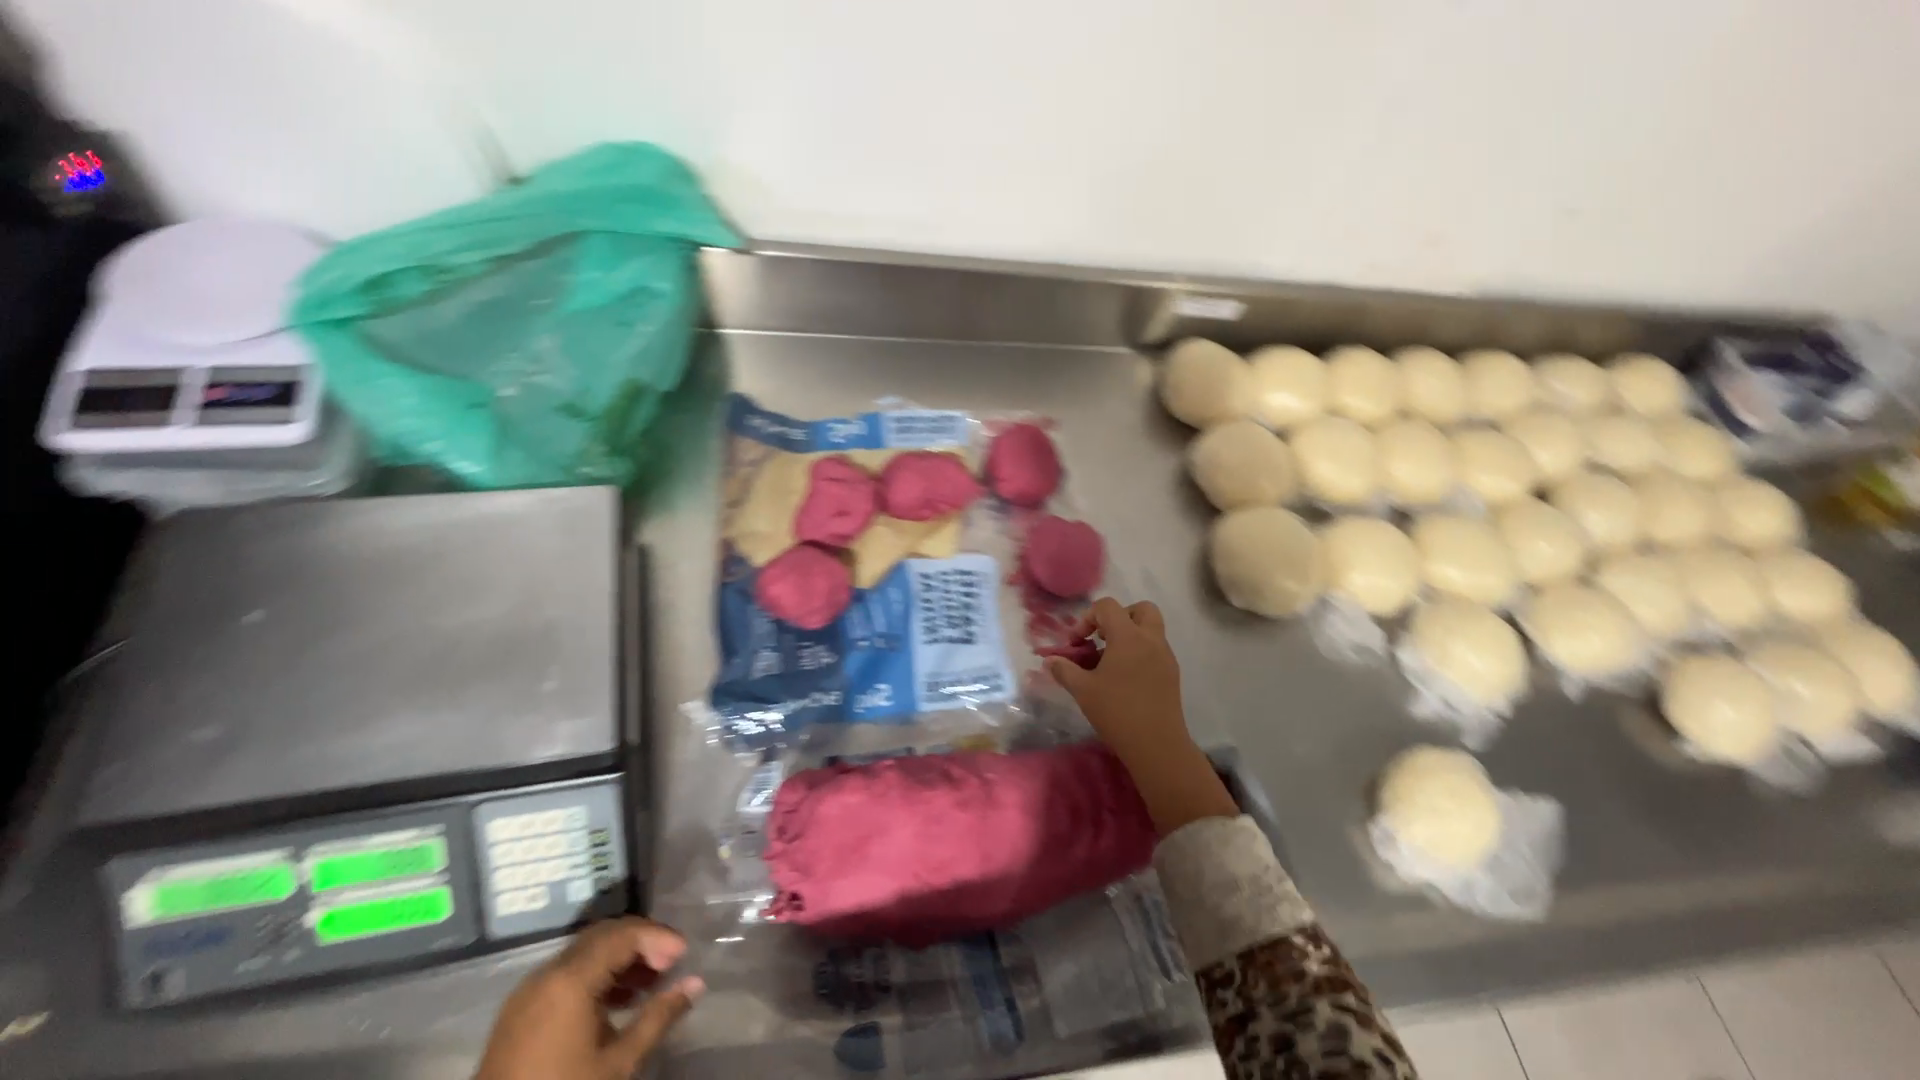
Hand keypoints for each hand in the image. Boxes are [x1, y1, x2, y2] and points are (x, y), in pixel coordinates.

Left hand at [475, 916, 704, 1079]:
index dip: (658, 937)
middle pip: (602, 936)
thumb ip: (658, 1018)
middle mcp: (547, 973)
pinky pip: (565, 974)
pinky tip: (617, 1002)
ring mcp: (529, 990)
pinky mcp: (520, 1009)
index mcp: (571, 981)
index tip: (684, 955)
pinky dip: (596, 975)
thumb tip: (694, 984)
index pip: (622, 935)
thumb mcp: (618, 1064)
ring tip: (650, 984)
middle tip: (671, 965)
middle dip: (641, 943)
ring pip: (583, 953)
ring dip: (619, 958)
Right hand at [1045, 598, 1188, 763]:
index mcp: (1128, 636)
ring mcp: (1166, 656)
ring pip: (1151, 629)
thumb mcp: (1083, 690)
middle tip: (1103, 639)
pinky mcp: (1172, 674)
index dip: (1087, 618)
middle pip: (1140, 609)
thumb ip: (1064, 670)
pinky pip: (1156, 649)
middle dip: (1119, 618)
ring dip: (1130, 635)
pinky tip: (1125, 679)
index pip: (1108, 607)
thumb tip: (1050, 660)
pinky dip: (1140, 652)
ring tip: (1110, 662)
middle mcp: (1151, 639)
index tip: (1078, 643)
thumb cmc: (1117, 712)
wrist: (1157, 744)